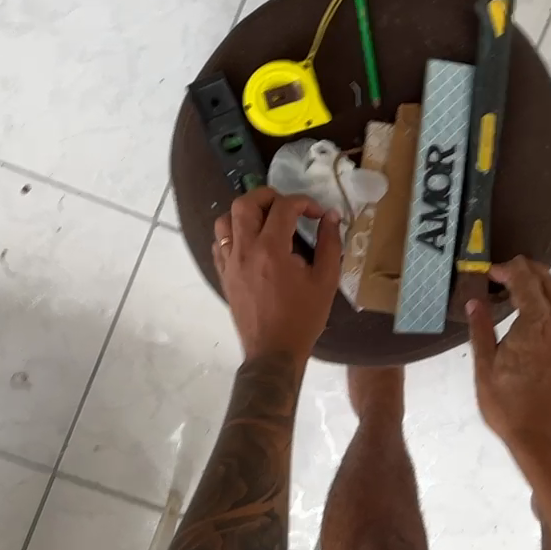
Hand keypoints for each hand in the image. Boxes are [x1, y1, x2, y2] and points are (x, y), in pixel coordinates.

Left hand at [214, 187, 341, 362]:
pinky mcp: (224, 274)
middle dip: (269, 196)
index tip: (316, 213)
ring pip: (225, 220)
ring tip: (266, 221)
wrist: (273, 353)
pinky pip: (219, 242)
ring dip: (246, 213)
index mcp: (271, 250)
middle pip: (245, 203)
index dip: (303, 202)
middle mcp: (245, 250)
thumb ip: (330, 243)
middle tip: (288, 207)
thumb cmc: (302, 317)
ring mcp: (230, 262)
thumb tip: (330, 215)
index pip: (283, 207)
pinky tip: (252, 242)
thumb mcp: (325, 280)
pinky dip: (234, 233)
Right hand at [467, 257, 550, 460]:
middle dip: (526, 270)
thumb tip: (475, 300)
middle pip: (548, 282)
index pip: (525, 280)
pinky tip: (543, 306)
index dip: (507, 270)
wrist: (542, 439)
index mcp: (536, 323)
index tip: (488, 272)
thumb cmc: (508, 405)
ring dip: (545, 281)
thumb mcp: (485, 366)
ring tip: (524, 281)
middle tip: (503, 271)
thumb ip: (481, 328)